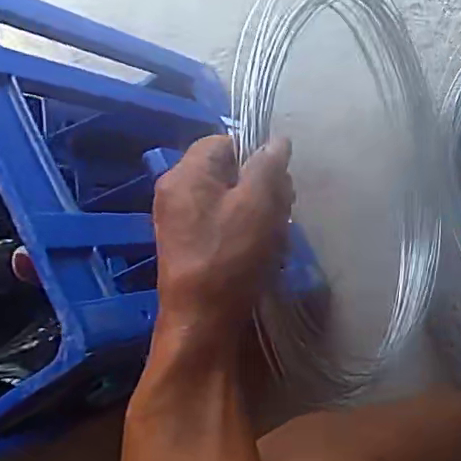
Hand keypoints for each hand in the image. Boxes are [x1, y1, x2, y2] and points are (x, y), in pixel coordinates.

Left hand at [148, 134, 294, 371]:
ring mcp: (183, 219)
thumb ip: (268, 166)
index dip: (255, 153)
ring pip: (235, 197)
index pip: (223, 141)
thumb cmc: (230, 256)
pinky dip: (251, 230)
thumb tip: (278, 141)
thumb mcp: (257, 204)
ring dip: (263, 210)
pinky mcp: (194, 243)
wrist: (203, 319)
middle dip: (264, 186)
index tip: (278, 178)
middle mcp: (178, 192)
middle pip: (231, 169)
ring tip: (275, 235)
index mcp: (186, 175)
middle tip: (282, 210)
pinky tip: (265, 249)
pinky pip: (228, 221)